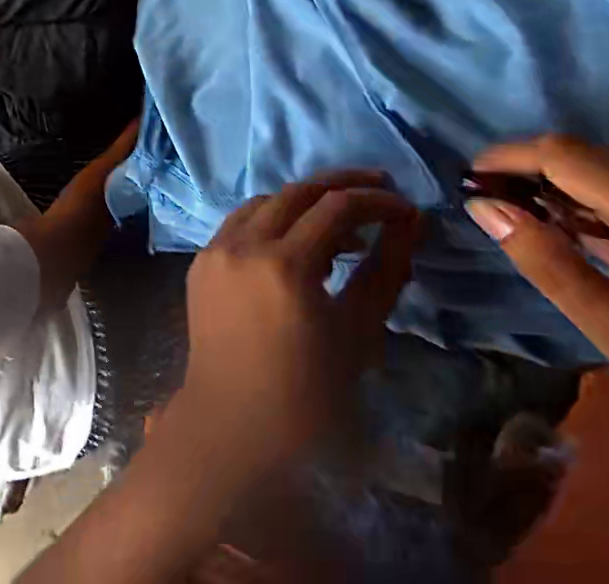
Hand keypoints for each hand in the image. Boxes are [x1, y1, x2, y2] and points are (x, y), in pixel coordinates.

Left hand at [171, 174, 421, 465]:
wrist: (235, 422)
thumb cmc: (310, 391)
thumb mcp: (359, 331)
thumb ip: (385, 270)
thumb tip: (408, 223)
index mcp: (284, 266)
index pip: (336, 208)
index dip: (376, 200)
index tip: (406, 207)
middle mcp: (242, 246)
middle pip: (296, 192)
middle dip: (341, 185)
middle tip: (379, 189)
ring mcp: (214, 251)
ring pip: (263, 203)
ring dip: (304, 202)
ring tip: (342, 223)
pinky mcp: (200, 262)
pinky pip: (239, 223)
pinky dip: (271, 220)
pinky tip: (296, 239)